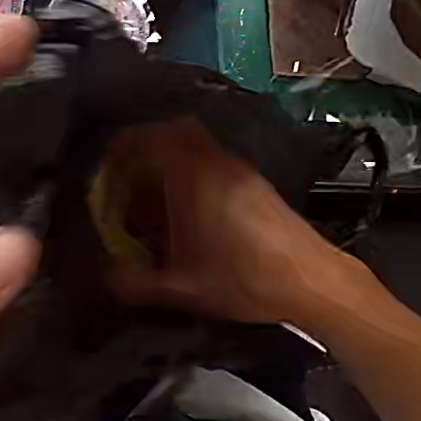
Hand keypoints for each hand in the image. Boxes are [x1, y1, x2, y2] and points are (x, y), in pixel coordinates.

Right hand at [108, 119, 360, 325]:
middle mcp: (217, 163)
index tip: (109, 161)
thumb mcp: (181, 288)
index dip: (125, 144)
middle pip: (177, 132)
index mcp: (193, 177)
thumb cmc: (244, 279)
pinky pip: (215, 162)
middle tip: (130, 174)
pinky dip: (194, 173)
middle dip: (148, 147)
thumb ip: (136, 283)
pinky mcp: (256, 183)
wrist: (311, 280)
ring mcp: (240, 170)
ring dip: (172, 161)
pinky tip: (190, 211)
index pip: (152, 137)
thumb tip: (109, 277)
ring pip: (198, 147)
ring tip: (156, 197)